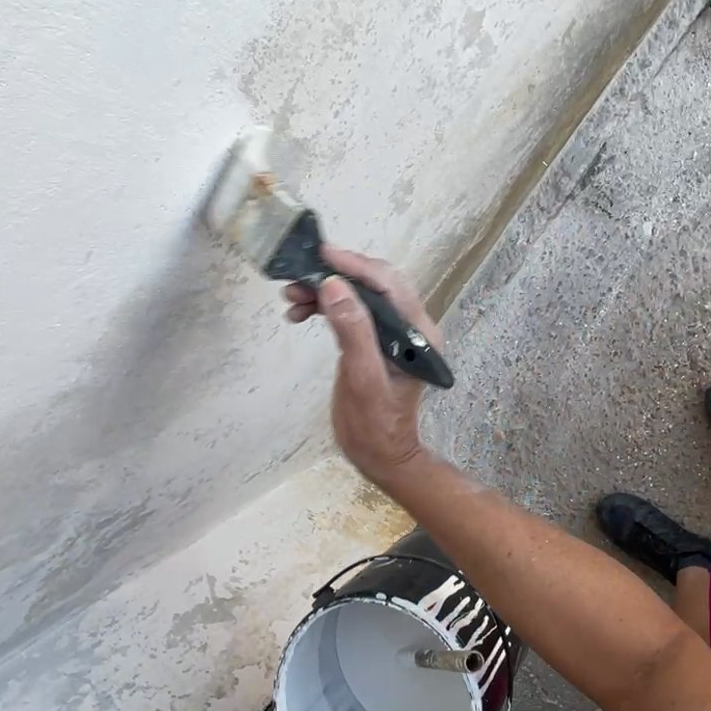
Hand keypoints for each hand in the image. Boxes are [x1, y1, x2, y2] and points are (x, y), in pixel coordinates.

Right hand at [283, 246, 443, 480]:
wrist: (380, 456)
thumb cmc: (375, 425)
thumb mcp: (362, 379)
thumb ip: (353, 332)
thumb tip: (334, 287)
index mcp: (419, 333)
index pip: (389, 285)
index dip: (356, 265)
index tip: (323, 254)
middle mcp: (410, 326)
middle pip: (374, 284)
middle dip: (336, 276)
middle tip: (298, 277)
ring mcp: (392, 332)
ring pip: (359, 295)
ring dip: (325, 291)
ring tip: (291, 297)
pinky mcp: (374, 339)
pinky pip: (351, 311)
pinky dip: (326, 306)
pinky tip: (300, 312)